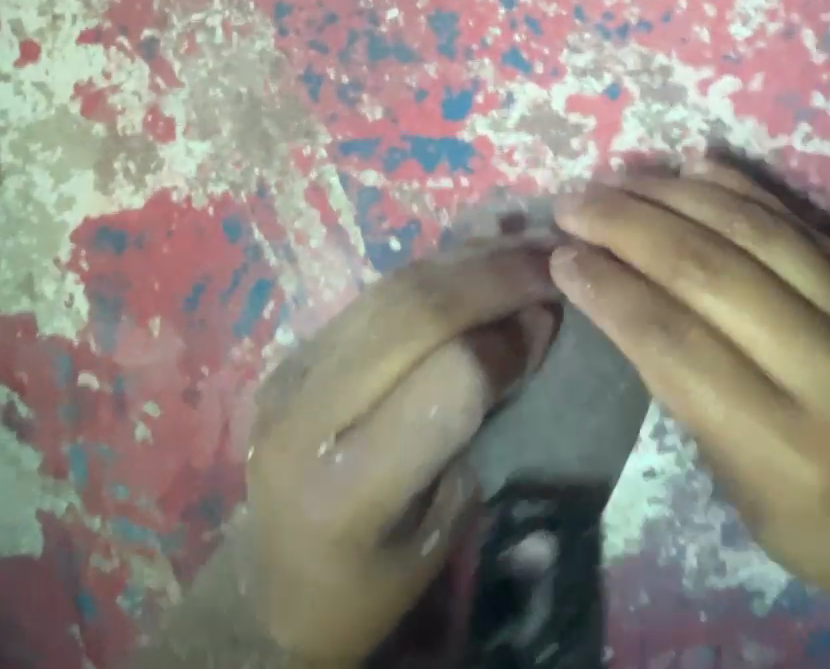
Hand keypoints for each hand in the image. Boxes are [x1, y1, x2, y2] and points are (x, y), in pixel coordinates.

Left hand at [243, 239, 558, 660]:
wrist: (276, 584)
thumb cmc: (375, 579)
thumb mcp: (447, 528)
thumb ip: (484, 422)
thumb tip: (532, 324)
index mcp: (348, 488)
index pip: (448, 380)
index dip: (509, 340)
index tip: (551, 319)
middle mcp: (307, 417)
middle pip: (413, 314)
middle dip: (494, 277)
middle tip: (553, 258)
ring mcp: (292, 373)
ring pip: (392, 288)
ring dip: (467, 259)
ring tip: (523, 245)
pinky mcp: (294, 351)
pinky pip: (375, 292)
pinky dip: (436, 269)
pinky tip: (476, 256)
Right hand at [548, 160, 829, 609]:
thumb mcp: (746, 494)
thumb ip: (692, 398)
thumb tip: (629, 299)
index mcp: (785, 449)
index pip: (677, 346)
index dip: (612, 292)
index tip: (561, 257)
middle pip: (711, 275)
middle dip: (630, 228)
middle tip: (574, 203)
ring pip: (757, 234)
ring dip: (676, 196)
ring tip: (618, 178)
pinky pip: (804, 225)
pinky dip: (743, 189)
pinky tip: (695, 166)